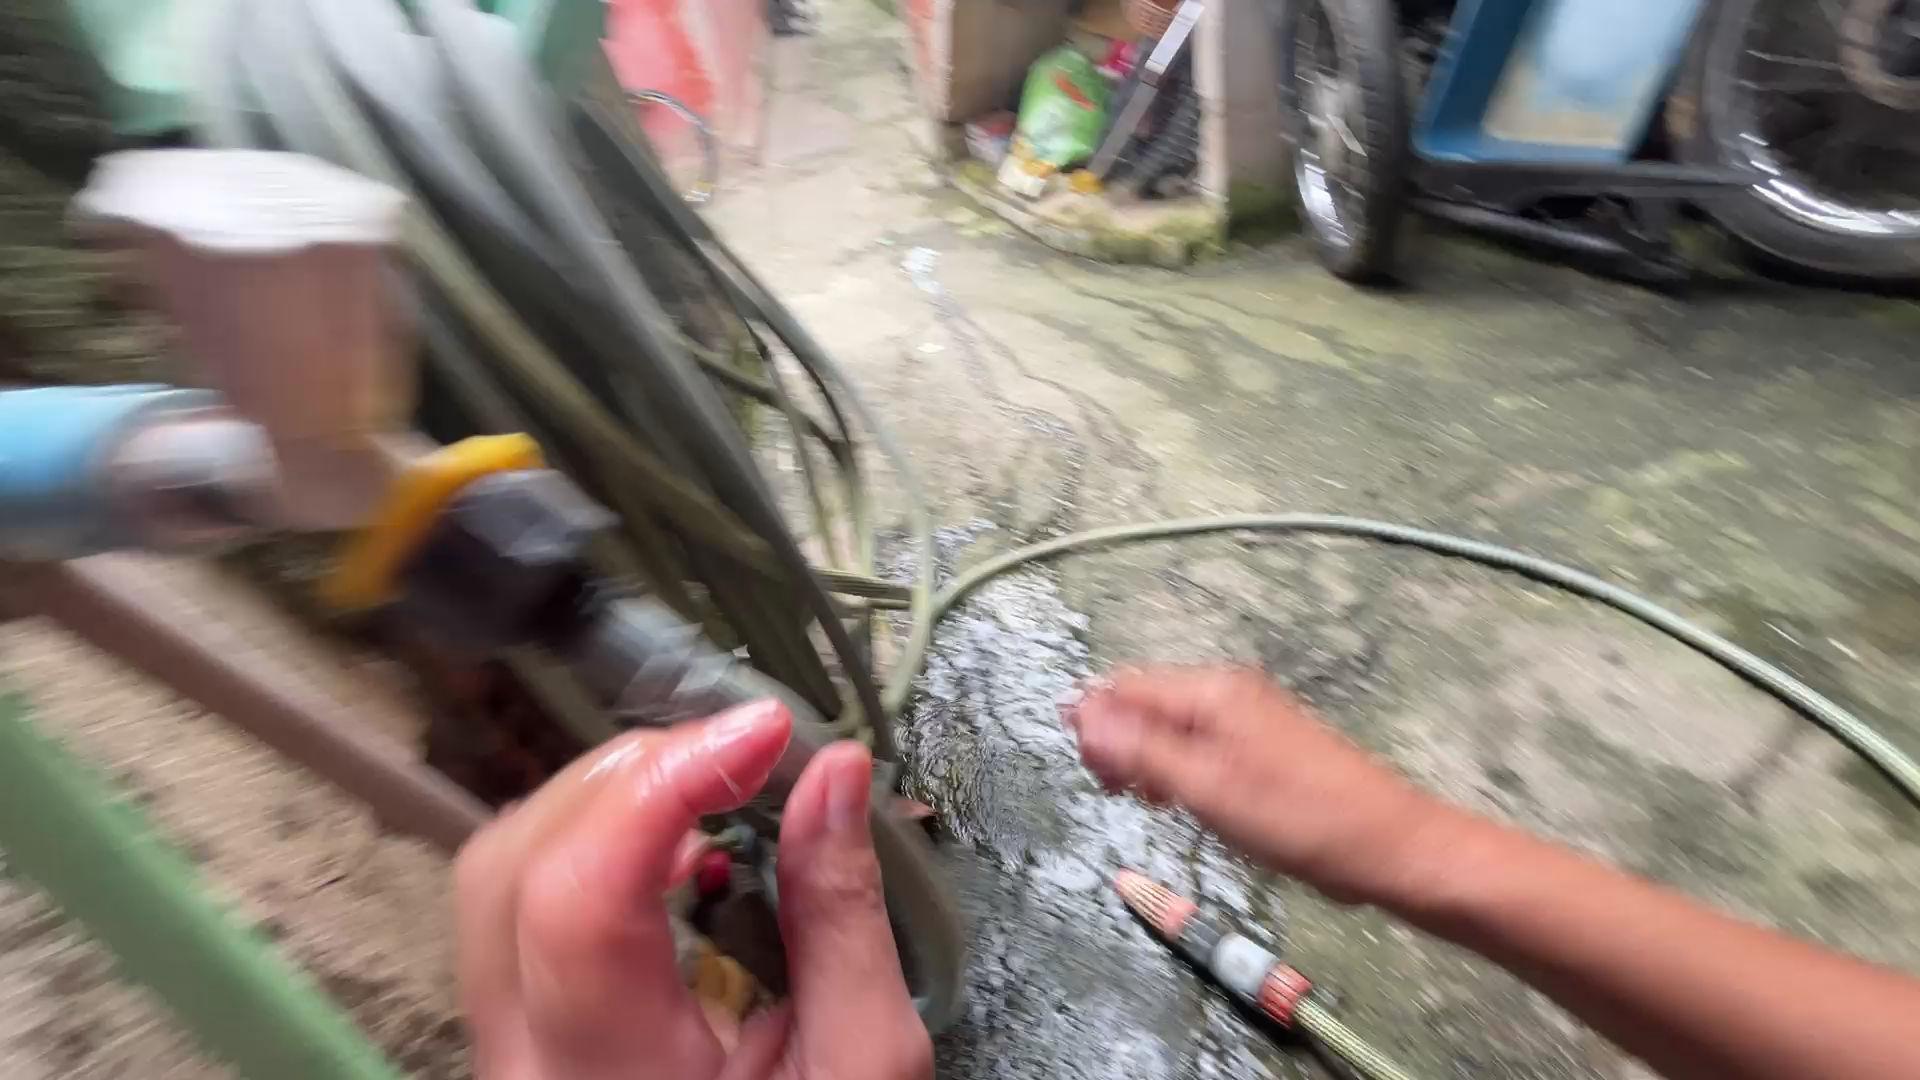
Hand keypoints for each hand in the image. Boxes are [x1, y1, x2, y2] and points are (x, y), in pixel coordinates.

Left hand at [455, 700, 932, 1079]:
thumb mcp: (864, 1063)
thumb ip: (843, 912)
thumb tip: (835, 767)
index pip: (577, 904)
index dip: (666, 785)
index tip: (771, 731)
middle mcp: (519, 1069)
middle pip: (512, 866)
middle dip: (636, 775)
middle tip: (745, 752)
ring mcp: (505, 1048)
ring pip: (503, 869)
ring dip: (617, 794)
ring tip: (718, 783)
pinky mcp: (524, 1026)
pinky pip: (527, 895)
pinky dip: (606, 831)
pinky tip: (683, 839)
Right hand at [1069, 666, 1444, 903]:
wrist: (1391, 846)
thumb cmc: (1299, 819)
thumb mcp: (1205, 788)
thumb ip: (1138, 750)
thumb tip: (1081, 715)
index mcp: (1211, 689)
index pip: (1126, 687)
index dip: (1094, 723)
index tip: (1088, 769)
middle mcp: (1225, 688)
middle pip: (1145, 700)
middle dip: (1118, 740)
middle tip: (1114, 789)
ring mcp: (1244, 711)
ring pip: (1169, 721)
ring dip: (1145, 754)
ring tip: (1147, 799)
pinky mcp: (1257, 737)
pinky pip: (1197, 738)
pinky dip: (1176, 762)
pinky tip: (1178, 795)